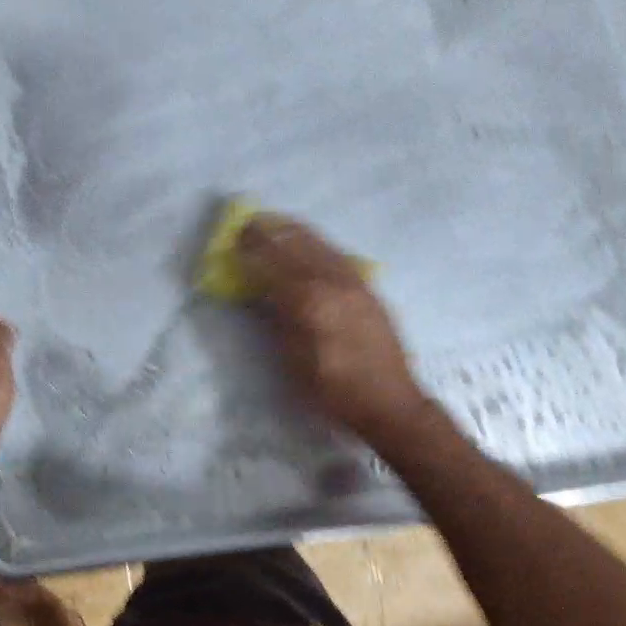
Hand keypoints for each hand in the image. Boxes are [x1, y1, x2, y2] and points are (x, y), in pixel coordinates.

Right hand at [236, 215, 432, 440]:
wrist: (390, 403)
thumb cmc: (333, 392)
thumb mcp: (293, 362)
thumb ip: (277, 321)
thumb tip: (262, 293)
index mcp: (309, 304)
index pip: (273, 265)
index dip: (252, 250)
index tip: (235, 237)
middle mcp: (333, 284)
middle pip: (297, 246)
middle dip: (271, 232)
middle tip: (251, 222)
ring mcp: (355, 283)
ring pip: (321, 245)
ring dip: (295, 232)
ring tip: (277, 224)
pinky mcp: (369, 289)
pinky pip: (338, 255)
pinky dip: (318, 244)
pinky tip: (310, 244)